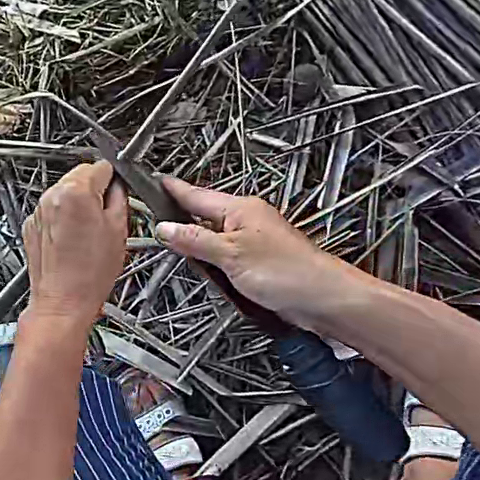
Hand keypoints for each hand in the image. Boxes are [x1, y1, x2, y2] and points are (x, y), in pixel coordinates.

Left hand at [22, 161, 128, 327]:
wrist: (62, 302)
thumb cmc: (88, 274)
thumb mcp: (119, 230)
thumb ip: (120, 198)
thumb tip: (118, 187)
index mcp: (75, 191)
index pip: (101, 166)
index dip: (114, 181)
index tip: (118, 193)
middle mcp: (52, 196)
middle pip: (80, 176)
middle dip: (95, 191)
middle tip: (106, 217)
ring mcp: (39, 210)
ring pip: (66, 193)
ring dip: (79, 205)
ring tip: (90, 233)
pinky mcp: (32, 225)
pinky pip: (54, 211)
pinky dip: (65, 218)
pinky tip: (75, 240)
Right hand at [154, 177, 367, 333]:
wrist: (324, 298)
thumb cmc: (290, 272)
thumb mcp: (230, 255)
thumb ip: (195, 240)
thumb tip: (165, 229)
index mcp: (240, 209)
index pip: (195, 194)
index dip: (173, 189)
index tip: (155, 181)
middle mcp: (247, 220)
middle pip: (203, 215)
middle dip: (181, 220)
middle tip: (156, 219)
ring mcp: (253, 241)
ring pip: (213, 237)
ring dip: (198, 245)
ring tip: (178, 246)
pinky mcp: (257, 261)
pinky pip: (225, 255)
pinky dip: (213, 262)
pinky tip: (209, 270)